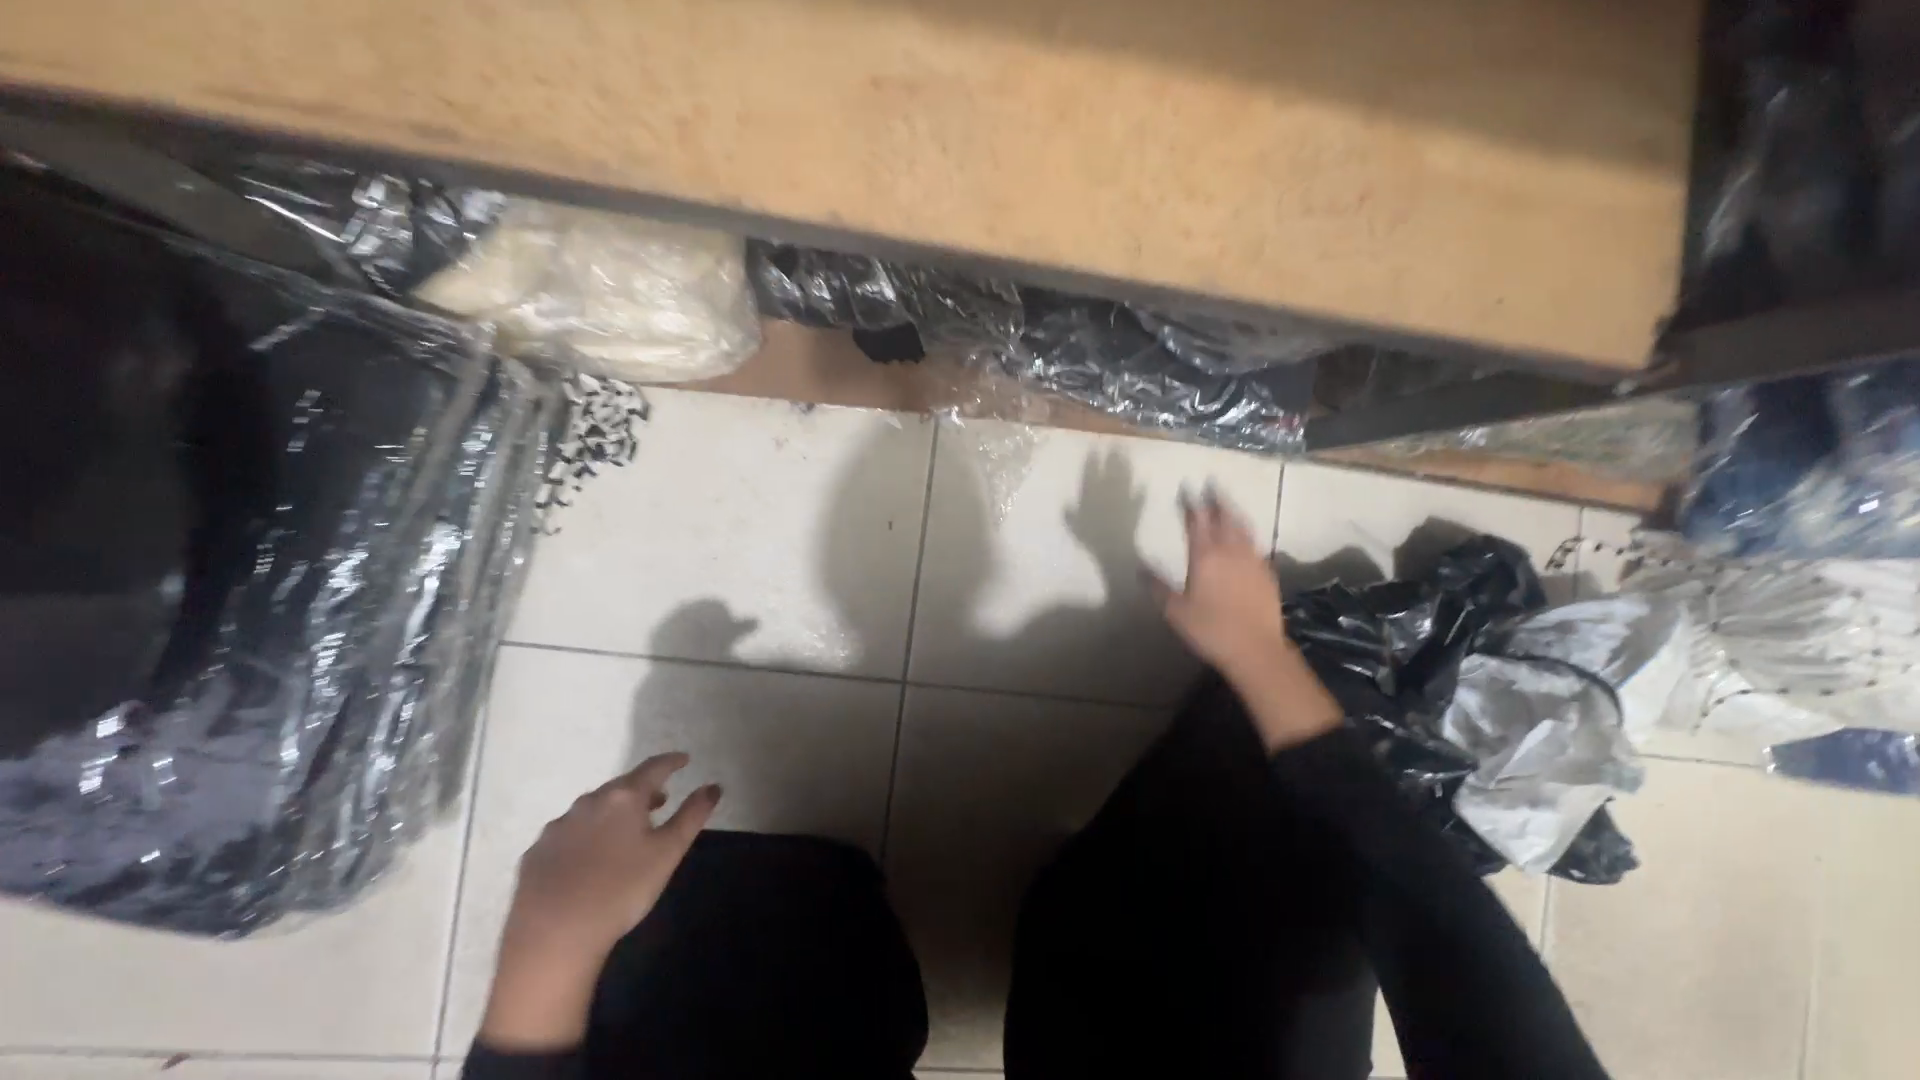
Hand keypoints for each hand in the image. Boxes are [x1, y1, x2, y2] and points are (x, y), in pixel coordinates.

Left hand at [480, 753, 720, 1050]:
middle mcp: (587, 803)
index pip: (653, 768)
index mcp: (623, 798)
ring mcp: (557, 827)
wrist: (554, 934)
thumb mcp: (668, 853)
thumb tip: (714, 786)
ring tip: (625, 831)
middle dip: (642, 791)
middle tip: (659, 802)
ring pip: (592, 810)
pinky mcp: (536, 853)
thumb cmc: (622, 890)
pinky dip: (585, 836)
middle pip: (620, 787)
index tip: (684, 760)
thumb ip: (692, 815)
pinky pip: (568, 835)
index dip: (671, 762)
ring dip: (612, 813)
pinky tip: (588, 860)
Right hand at [1145, 487, 1289, 678]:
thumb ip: (1157, 586)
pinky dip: (1246, 534)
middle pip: (1225, 516)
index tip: (1186, 488)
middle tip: (1211, 485)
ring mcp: (1253, 560)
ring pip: (1243, 527)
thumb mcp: (1175, 611)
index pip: (1197, 521)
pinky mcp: (1267, 573)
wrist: (1256, 649)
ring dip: (1234, 512)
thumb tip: (1140, 567)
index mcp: (1205, 556)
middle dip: (1217, 499)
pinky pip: (1255, 544)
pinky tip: (1244, 540)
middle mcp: (1231, 551)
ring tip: (1227, 503)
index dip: (1190, 503)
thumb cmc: (1210, 630)